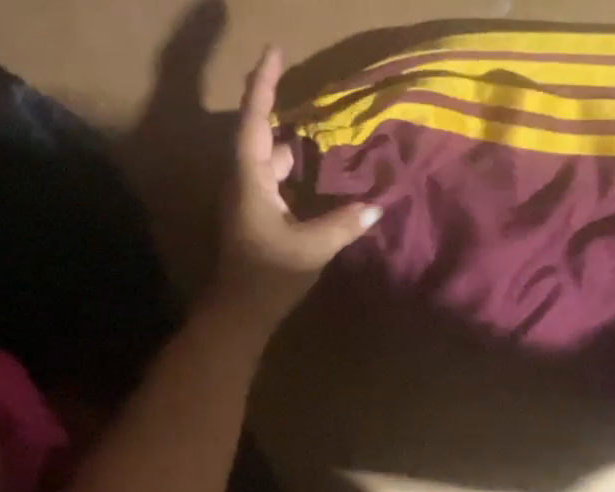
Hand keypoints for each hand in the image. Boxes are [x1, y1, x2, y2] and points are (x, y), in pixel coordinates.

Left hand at [209, 46, 378, 321]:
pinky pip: (274, 181)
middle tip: (305, 89)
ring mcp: (248, 201)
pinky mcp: (256, 219)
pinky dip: (293, 170)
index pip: (255, 119)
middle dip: (280, 109)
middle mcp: (245, 182)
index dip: (264, 84)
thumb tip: (377, 204)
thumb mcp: (311, 249)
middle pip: (260, 135)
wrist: (238, 315)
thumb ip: (344, 224)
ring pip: (269, 161)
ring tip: (319, 128)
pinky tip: (314, 172)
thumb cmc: (268, 277)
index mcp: (250, 179)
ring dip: (290, 143)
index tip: (275, 52)